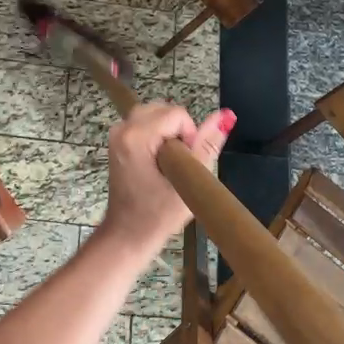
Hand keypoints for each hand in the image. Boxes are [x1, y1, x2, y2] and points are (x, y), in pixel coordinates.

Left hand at [99, 102, 233, 250]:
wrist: (128, 234)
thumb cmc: (158, 215)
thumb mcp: (189, 180)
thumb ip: (207, 144)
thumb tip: (225, 116)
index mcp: (136, 136)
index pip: (177, 114)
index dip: (190, 135)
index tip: (186, 163)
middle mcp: (122, 128)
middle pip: (164, 110)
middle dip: (179, 131)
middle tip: (179, 163)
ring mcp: (117, 134)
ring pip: (155, 114)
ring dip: (170, 133)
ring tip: (171, 164)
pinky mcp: (118, 141)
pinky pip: (145, 124)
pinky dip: (158, 136)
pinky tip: (161, 162)